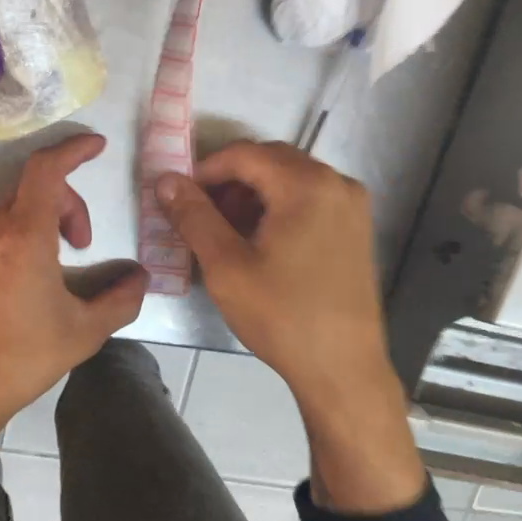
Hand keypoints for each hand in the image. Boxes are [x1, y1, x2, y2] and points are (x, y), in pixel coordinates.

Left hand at [0, 135, 148, 438]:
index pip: (47, 168)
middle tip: (80, 245)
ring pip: (6, 210)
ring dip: (35, 223)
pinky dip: (7, 237)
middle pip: (31, 189)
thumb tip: (141, 277)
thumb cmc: (28, 357)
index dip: (73, 149)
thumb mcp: (86, 331)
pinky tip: (15, 276)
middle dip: (64, 205)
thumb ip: (122, 297)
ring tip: (47, 266)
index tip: (95, 147)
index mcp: (23, 237)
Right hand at [156, 142, 424, 512]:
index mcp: (307, 186)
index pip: (245, 154)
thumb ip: (194, 217)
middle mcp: (337, 184)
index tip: (178, 198)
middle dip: (229, 181)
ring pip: (291, 181)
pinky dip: (278, 209)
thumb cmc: (281, 315)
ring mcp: (352, 207)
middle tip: (199, 216)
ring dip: (253, 195)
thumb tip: (165, 181)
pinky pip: (310, 200)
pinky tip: (258, 244)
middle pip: (271, 161)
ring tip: (225, 233)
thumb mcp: (226, 266)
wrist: (341, 366)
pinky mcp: (355, 230)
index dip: (205, 170)